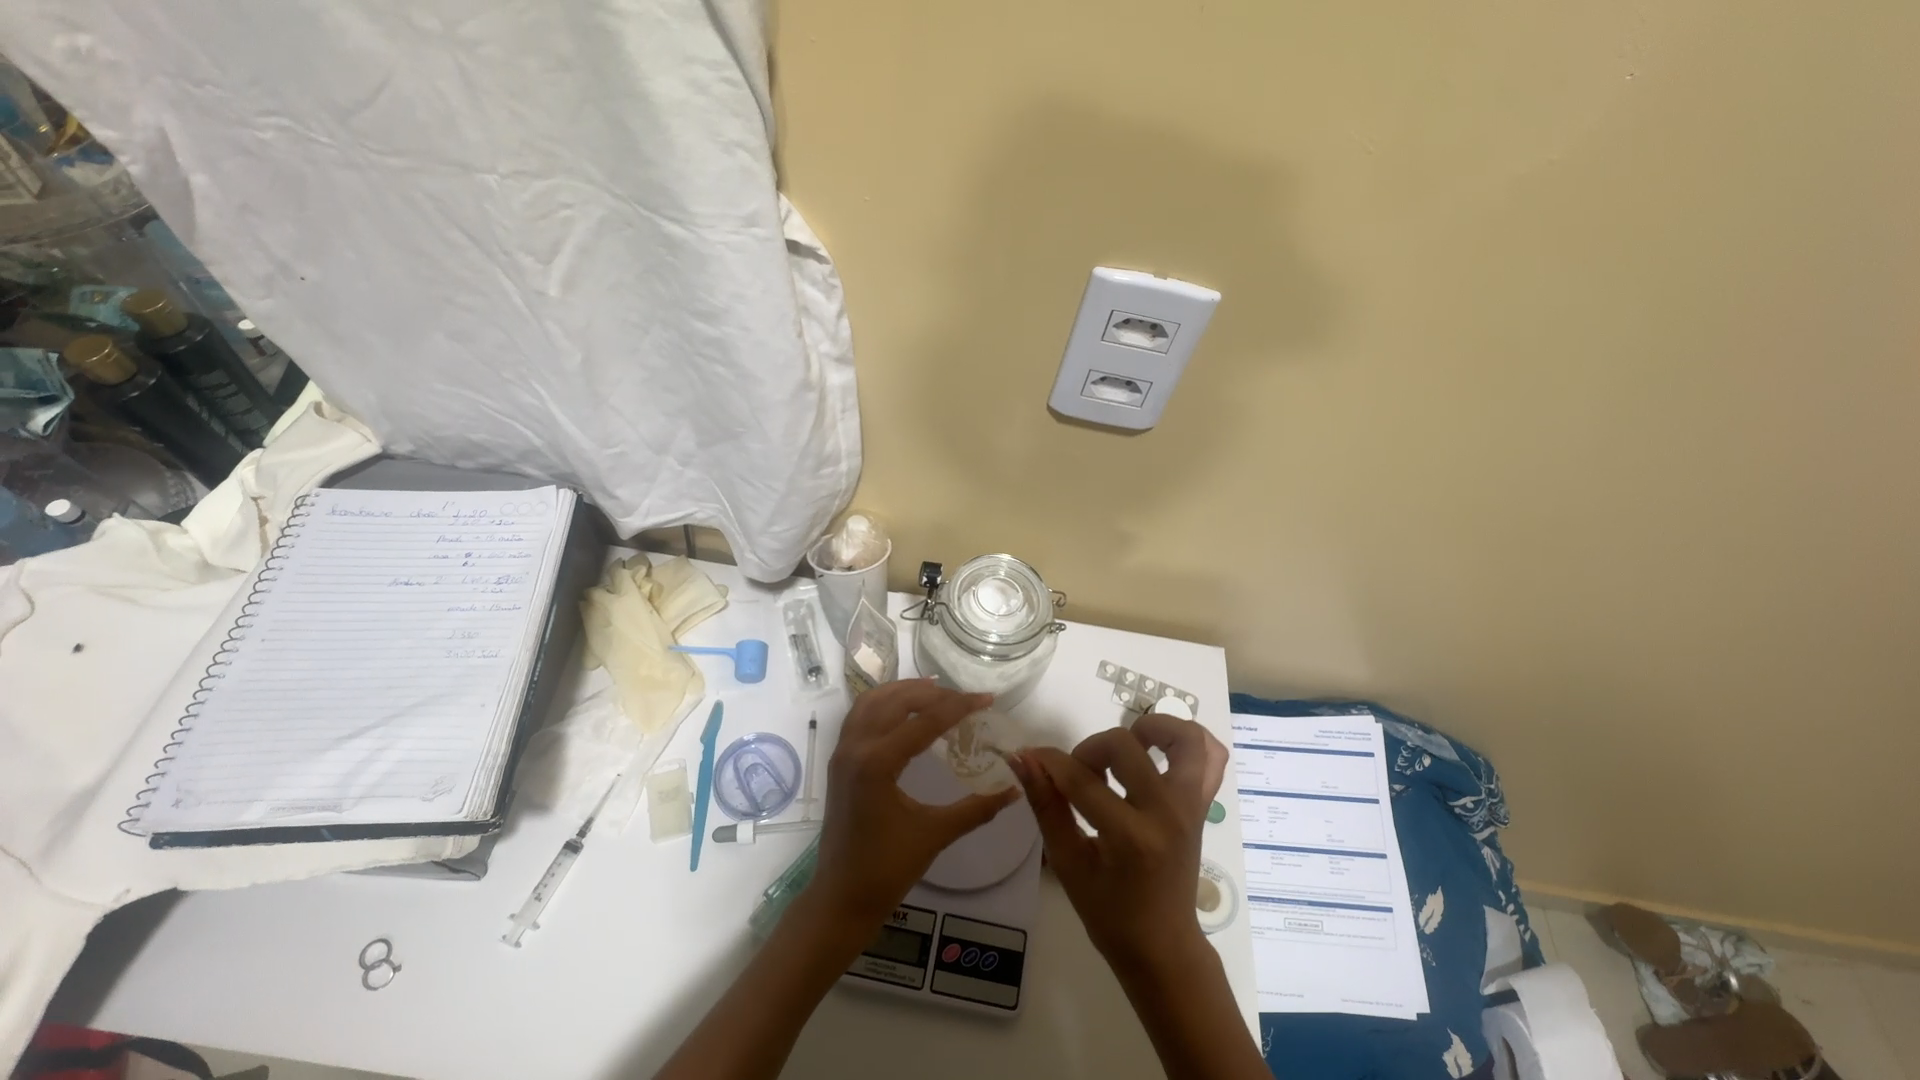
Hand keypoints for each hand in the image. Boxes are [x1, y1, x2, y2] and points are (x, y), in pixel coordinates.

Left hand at [809, 679, 1019, 925]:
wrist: (841, 897)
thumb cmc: (886, 868)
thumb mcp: (934, 834)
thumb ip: (976, 809)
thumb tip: (1014, 790)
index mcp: (877, 763)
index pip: (925, 722)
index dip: (959, 707)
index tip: (987, 699)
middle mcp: (855, 748)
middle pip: (896, 702)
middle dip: (933, 694)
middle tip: (965, 697)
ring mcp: (842, 753)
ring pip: (871, 702)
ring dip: (903, 692)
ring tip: (935, 691)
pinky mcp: (839, 762)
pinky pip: (859, 717)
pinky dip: (882, 704)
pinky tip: (903, 711)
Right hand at [1009, 714, 1228, 975]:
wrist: (1162, 945)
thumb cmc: (1109, 913)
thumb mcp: (1068, 863)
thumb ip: (1046, 805)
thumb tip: (1023, 759)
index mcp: (1130, 836)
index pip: (1082, 778)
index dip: (1049, 762)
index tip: (1030, 758)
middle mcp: (1167, 813)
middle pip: (1125, 746)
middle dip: (1089, 750)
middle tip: (1078, 775)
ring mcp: (1191, 807)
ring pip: (1185, 739)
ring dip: (1152, 728)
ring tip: (1126, 745)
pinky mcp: (1202, 806)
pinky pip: (1213, 757)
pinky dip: (1188, 741)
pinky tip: (1158, 750)